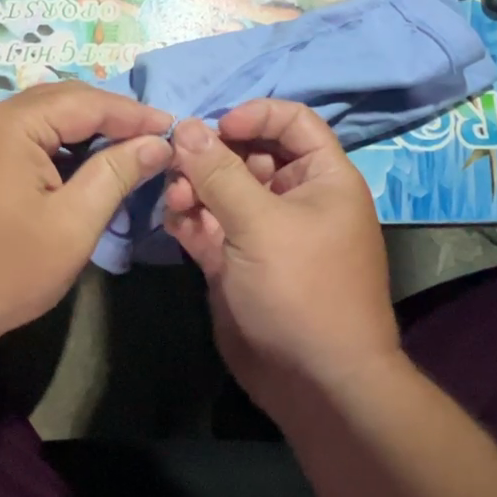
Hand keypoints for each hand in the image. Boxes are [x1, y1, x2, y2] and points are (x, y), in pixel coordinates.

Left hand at [0, 83, 173, 362]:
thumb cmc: (7, 270)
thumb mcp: (73, 224)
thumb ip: (117, 173)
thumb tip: (157, 142)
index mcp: (10, 124)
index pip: (86, 101)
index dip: (134, 114)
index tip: (175, 126)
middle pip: (62, 100)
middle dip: (111, 116)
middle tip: (155, 136)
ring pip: (42, 116)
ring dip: (85, 129)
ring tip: (128, 148)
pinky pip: (22, 136)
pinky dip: (57, 144)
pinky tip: (83, 162)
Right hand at [162, 99, 398, 414]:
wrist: (313, 380)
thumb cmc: (302, 290)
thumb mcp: (260, 224)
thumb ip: (220, 173)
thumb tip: (185, 127)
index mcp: (322, 179)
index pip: (292, 122)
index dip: (254, 115)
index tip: (214, 128)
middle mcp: (293, 198)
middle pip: (248, 154)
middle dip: (211, 156)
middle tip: (177, 166)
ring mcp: (262, 231)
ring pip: (221, 190)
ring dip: (194, 188)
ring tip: (176, 201)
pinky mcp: (235, 261)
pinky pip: (208, 225)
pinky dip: (189, 220)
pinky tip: (173, 222)